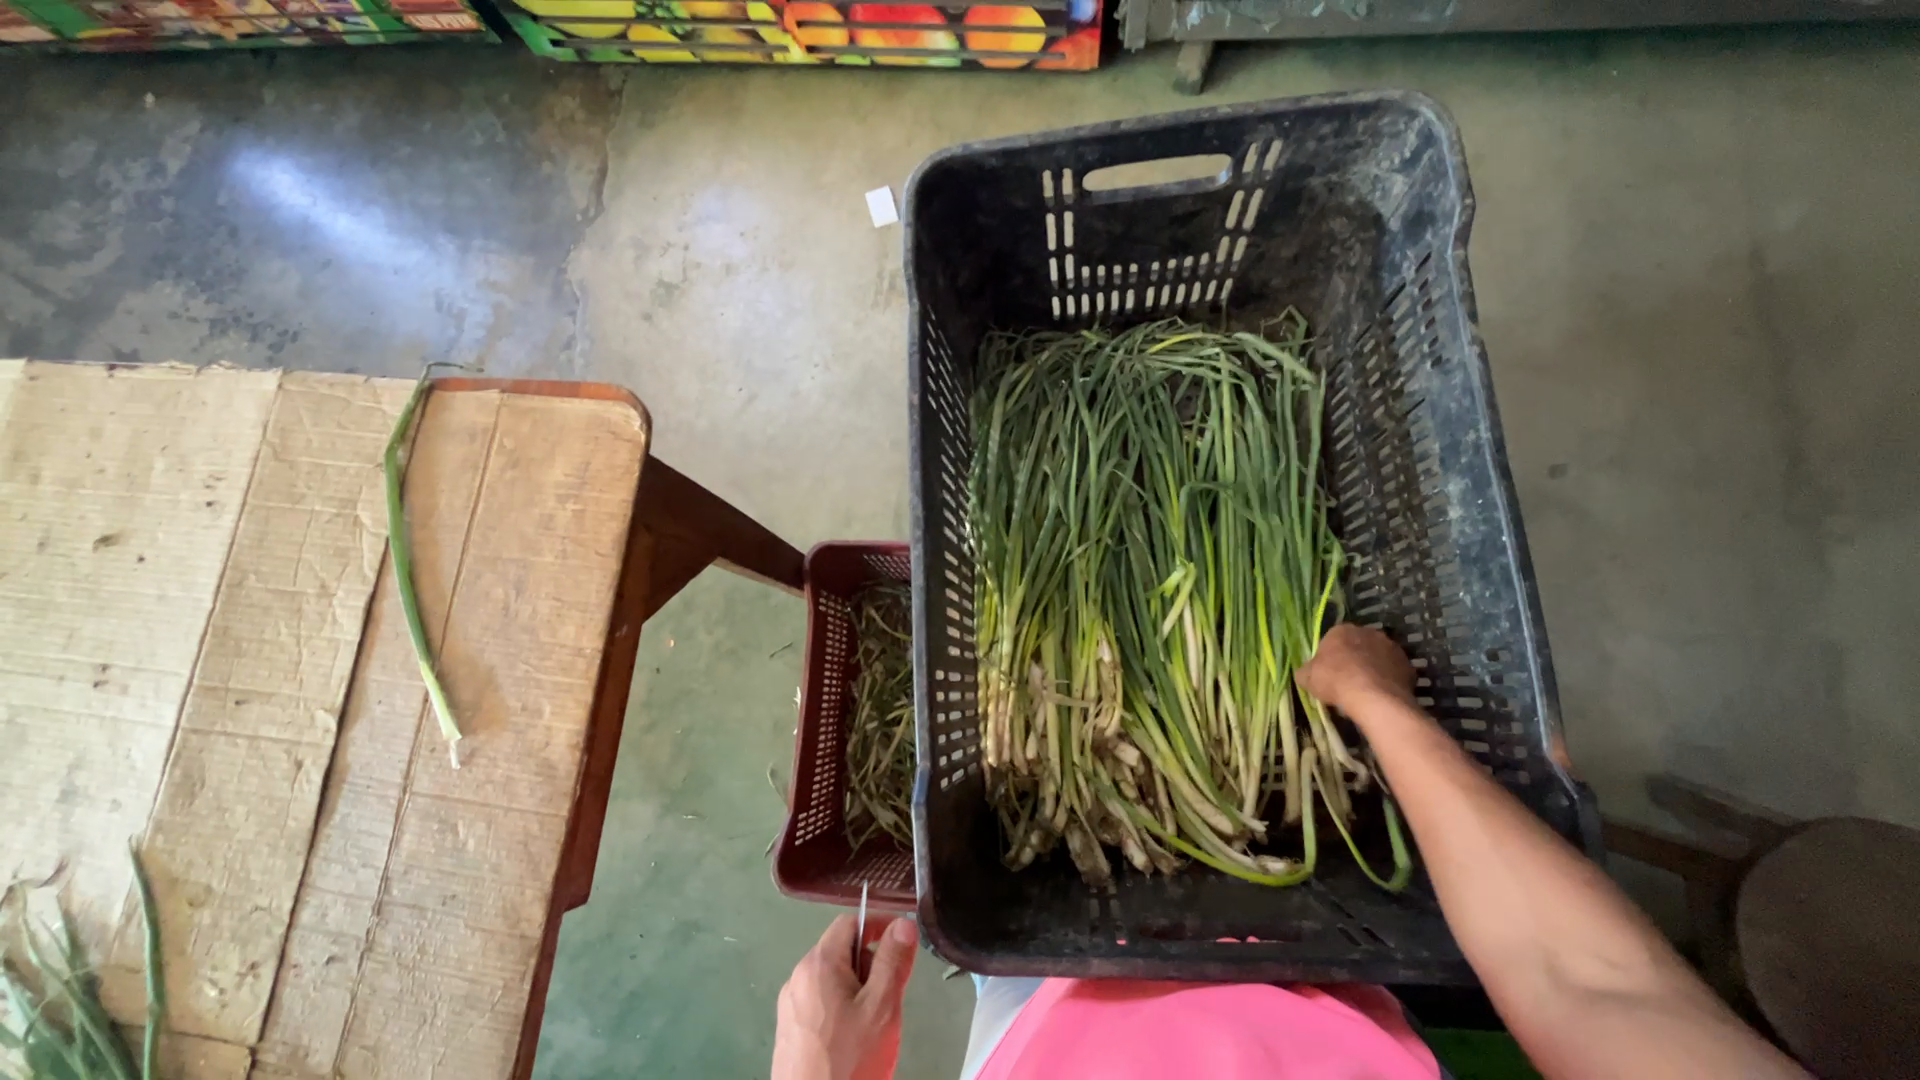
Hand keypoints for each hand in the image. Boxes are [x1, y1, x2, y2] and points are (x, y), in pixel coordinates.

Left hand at [772, 915, 917, 1079]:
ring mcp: (790, 1006)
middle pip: (841, 951)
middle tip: (889, 998)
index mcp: (818, 964)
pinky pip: (820, 1004)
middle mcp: (798, 977)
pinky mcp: (789, 1032)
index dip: (878, 925)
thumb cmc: (850, 1060)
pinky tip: (852, 1042)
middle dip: (870, 965)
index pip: (849, 922)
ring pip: (832, 980)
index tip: (903, 946)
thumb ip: (893, 962)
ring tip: (872, 1026)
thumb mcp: (882, 1008)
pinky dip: (841, 1010)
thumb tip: (903, 923)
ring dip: (857, 990)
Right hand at [1297, 623, 1416, 714]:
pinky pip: (1394, 672)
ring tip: (1365, 689)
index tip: (1328, 672)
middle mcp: (1369, 632)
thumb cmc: (1335, 681)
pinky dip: (1388, 680)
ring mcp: (1392, 647)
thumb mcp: (1306, 678)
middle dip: (1353, 658)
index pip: (1333, 639)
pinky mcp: (1408, 665)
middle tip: (1346, 680)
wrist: (1374, 698)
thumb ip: (1306, 671)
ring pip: (1378, 657)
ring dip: (1372, 668)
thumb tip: (1306, 673)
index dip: (1330, 656)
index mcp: (1342, 630)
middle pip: (1358, 645)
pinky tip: (1381, 694)